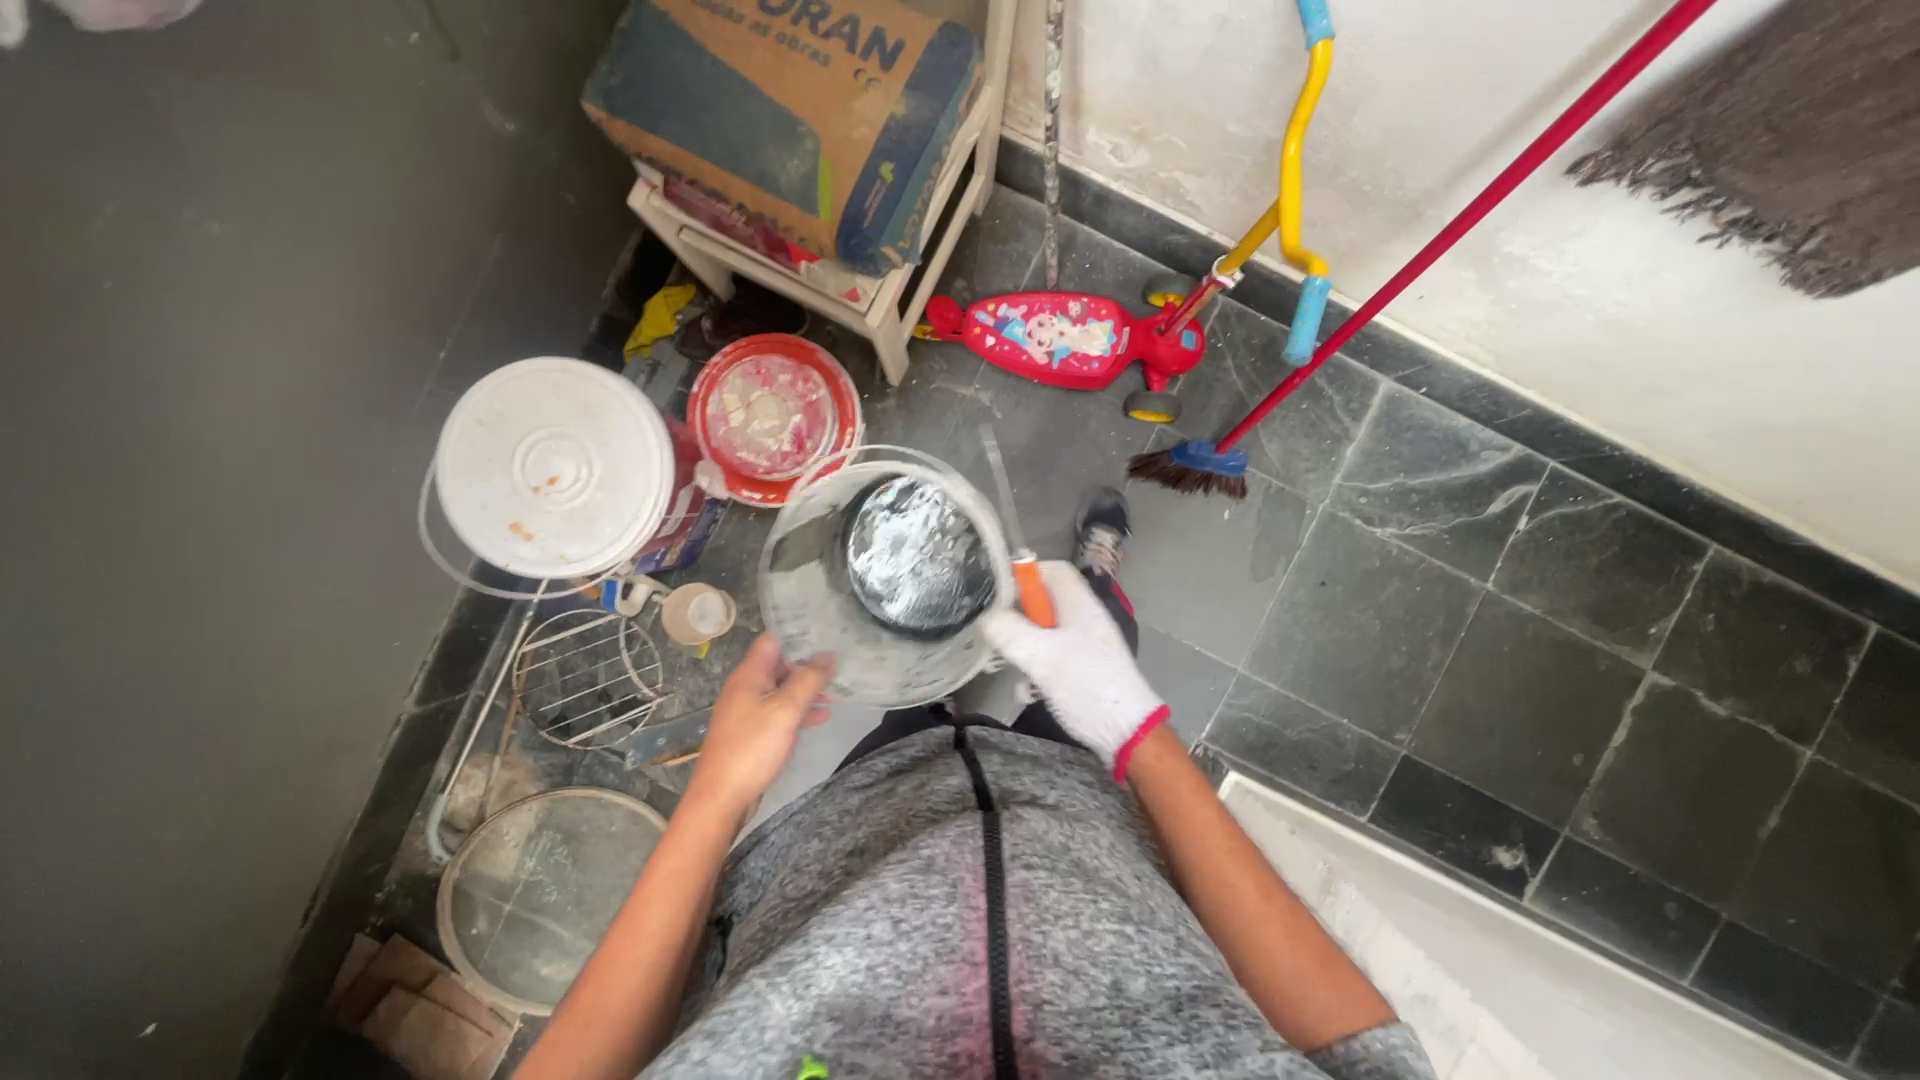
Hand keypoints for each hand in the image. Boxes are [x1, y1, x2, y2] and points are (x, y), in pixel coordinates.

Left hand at [685, 635, 834, 819]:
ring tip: (839, 689)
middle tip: (841, 662)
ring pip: (782, 690)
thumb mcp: (785, 710)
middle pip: (780, 664)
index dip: (799, 634)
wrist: (722, 797)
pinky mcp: (753, 731)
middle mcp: (746, 687)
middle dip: (809, 663)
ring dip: (808, 688)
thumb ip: (808, 680)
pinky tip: (822, 716)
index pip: (773, 640)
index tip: (828, 633)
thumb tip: (828, 656)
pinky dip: (800, 711)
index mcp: (749, 675)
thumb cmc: (752, 747)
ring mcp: (749, 710)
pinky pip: (780, 711)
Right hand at [982, 561, 1168, 781]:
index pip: (1052, 570)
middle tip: (998, 636)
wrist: (1127, 733)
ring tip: (1014, 671)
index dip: (1024, 574)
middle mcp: (1084, 619)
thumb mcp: (1040, 656)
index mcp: (1080, 605)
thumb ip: (1009, 632)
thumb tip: (988, 618)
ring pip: (1044, 635)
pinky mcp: (1084, 670)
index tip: (997, 592)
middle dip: (1017, 620)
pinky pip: (1052, 660)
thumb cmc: (1087, 686)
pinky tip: (1030, 693)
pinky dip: (1037, 672)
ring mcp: (1085, 646)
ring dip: (1024, 652)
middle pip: (1044, 604)